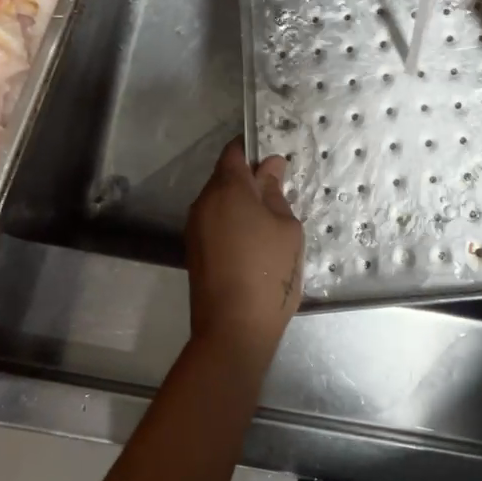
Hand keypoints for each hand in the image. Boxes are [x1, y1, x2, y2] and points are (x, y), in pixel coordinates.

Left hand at [184, 138, 304, 356]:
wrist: (233, 331)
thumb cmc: (268, 272)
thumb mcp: (287, 228)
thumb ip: (276, 193)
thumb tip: (270, 169)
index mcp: (227, 189)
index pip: (234, 151)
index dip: (254, 149)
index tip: (276, 158)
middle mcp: (204, 202)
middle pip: (226, 176)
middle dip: (250, 178)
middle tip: (281, 193)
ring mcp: (195, 228)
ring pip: (220, 201)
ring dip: (241, 203)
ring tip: (270, 222)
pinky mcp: (194, 251)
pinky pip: (215, 222)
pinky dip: (233, 223)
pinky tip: (255, 242)